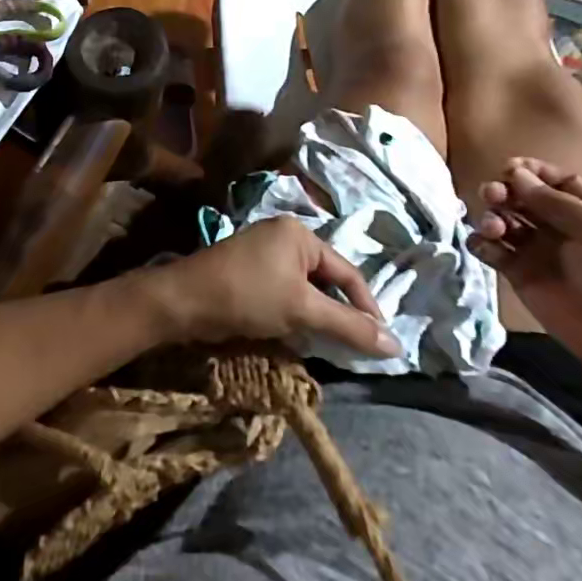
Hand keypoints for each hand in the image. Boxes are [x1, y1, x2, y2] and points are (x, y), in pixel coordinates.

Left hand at [147, 217, 401, 357]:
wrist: (184, 300)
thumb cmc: (247, 295)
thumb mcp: (303, 310)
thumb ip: (350, 326)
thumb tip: (397, 347)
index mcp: (298, 233)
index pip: (349, 272)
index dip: (367, 308)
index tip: (379, 343)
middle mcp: (281, 236)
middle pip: (326, 279)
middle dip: (339, 312)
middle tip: (352, 346)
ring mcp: (260, 252)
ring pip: (304, 288)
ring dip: (316, 315)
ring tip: (325, 342)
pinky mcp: (246, 271)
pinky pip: (283, 291)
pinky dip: (294, 312)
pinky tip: (295, 333)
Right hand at [472, 158, 581, 379]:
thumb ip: (555, 201)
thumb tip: (515, 172)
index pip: (562, 183)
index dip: (535, 172)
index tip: (509, 167)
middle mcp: (567, 231)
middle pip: (526, 199)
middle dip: (506, 191)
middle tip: (492, 194)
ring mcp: (543, 254)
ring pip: (506, 222)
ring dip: (493, 216)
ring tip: (494, 228)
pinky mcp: (521, 276)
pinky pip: (493, 251)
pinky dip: (483, 243)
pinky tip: (485, 245)